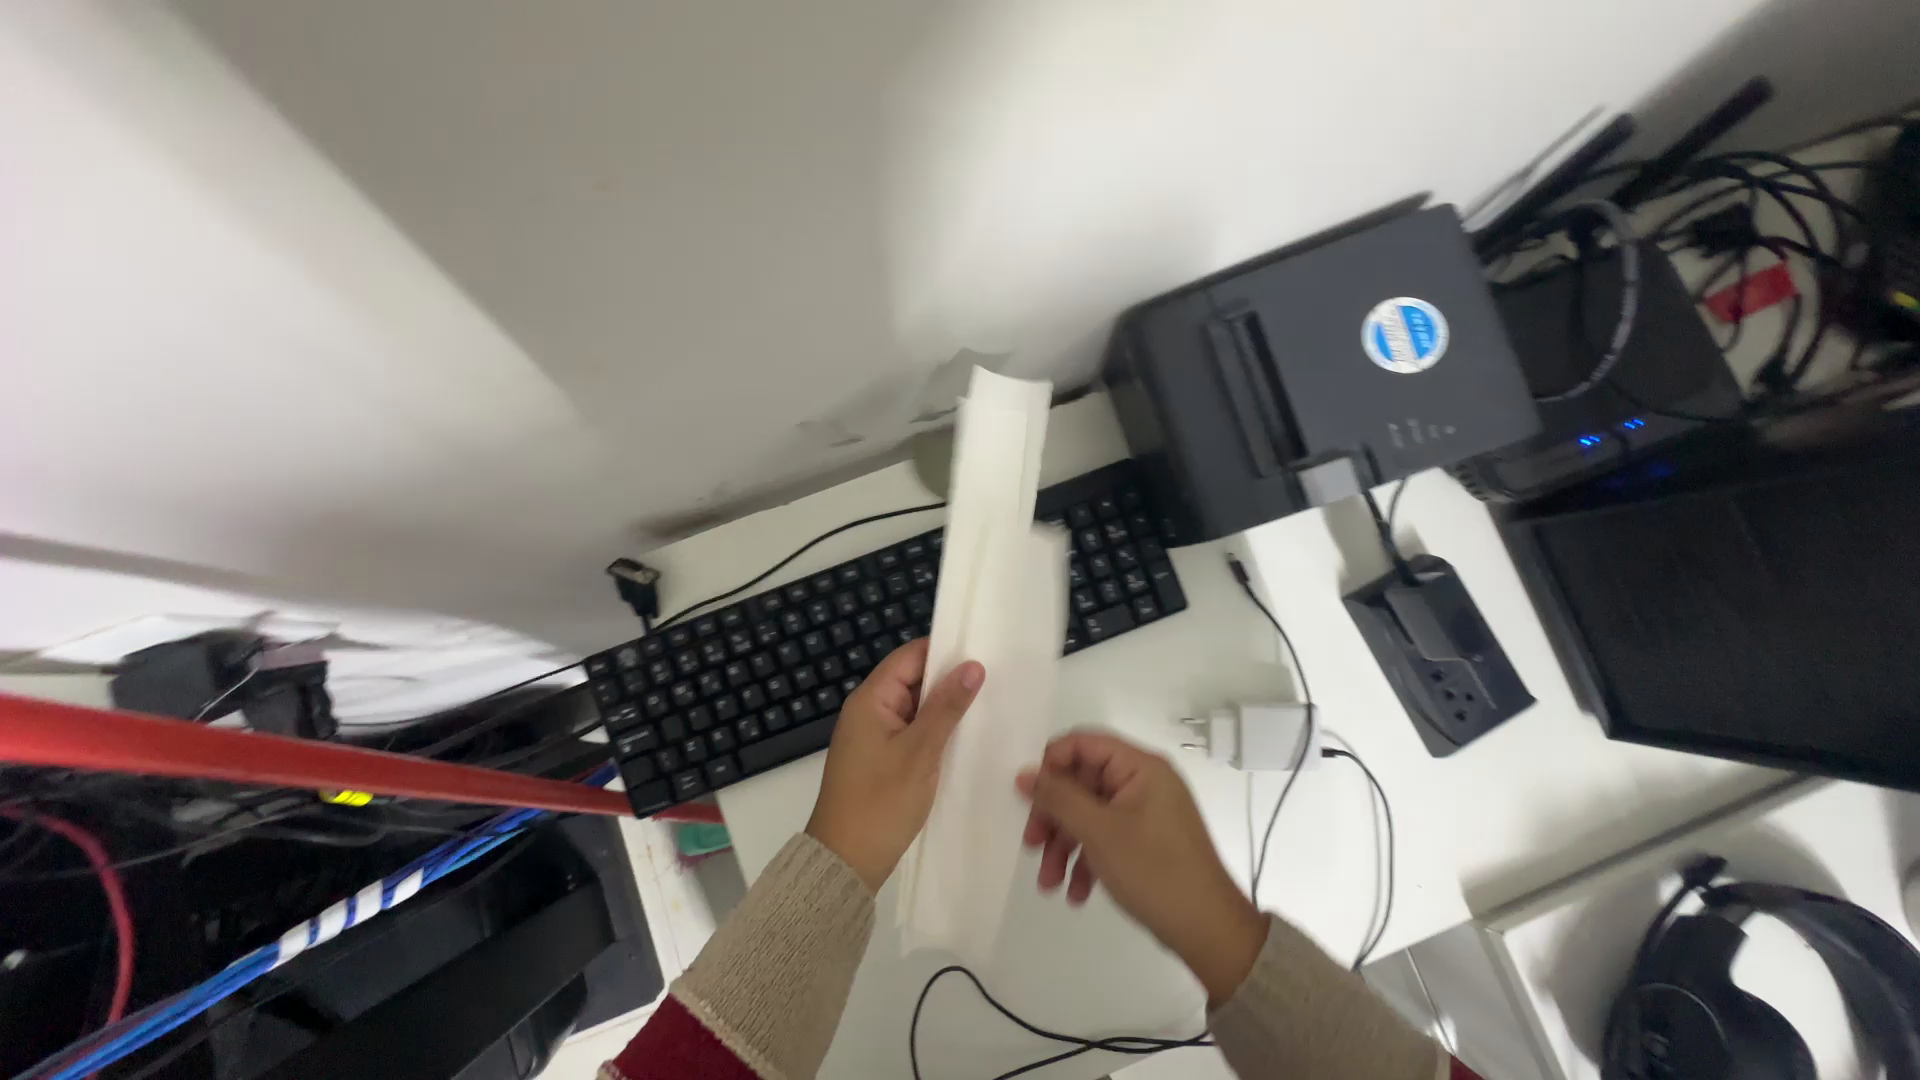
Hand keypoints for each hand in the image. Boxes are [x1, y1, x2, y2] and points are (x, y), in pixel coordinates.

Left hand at [806, 638, 983, 892]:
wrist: (845, 862)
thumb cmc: (880, 803)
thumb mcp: (920, 752)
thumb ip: (946, 707)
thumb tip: (973, 665)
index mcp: (870, 700)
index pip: (910, 656)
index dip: (944, 651)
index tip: (982, 653)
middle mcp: (869, 711)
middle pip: (914, 680)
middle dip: (950, 680)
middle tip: (995, 681)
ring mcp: (874, 737)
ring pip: (916, 708)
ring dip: (945, 708)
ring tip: (988, 706)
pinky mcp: (881, 760)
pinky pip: (912, 732)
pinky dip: (936, 732)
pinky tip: (965, 739)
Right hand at [1017, 731, 1267, 1003]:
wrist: (1210, 932)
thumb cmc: (1154, 871)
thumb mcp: (1098, 831)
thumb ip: (1059, 797)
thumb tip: (1025, 773)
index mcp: (1141, 767)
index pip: (1084, 744)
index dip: (1051, 763)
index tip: (1026, 794)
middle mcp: (1144, 783)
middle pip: (1082, 783)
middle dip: (1054, 817)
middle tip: (1031, 844)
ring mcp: (1147, 814)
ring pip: (1090, 816)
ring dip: (1065, 846)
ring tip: (1048, 883)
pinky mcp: (1147, 843)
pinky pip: (1106, 839)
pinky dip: (1087, 861)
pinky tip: (1075, 893)